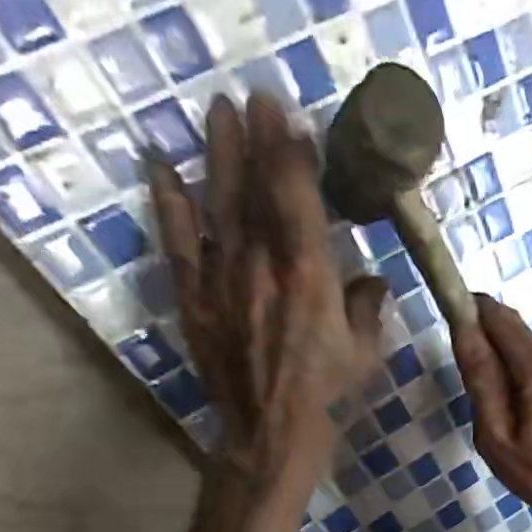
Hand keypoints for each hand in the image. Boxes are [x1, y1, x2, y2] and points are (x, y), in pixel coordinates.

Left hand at [150, 94, 388, 531]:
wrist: (269, 433)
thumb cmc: (326, 396)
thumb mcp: (364, 353)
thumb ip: (367, 307)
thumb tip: (371, 280)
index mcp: (308, 274)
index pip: (297, 196)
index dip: (292, 153)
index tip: (290, 121)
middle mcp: (261, 264)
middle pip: (254, 188)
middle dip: (254, 140)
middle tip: (251, 98)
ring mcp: (222, 279)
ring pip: (217, 205)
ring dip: (216, 155)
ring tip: (216, 113)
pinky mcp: (195, 300)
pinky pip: (179, 243)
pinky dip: (169, 204)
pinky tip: (161, 169)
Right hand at [451, 295, 531, 528]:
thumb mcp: (495, 433)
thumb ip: (480, 377)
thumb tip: (463, 326)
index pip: (498, 317)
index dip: (469, 309)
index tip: (447, 317)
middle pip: (512, 330)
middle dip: (484, 341)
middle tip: (467, 379)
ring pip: (524, 348)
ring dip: (501, 362)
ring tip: (491, 405)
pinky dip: (519, 373)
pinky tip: (515, 408)